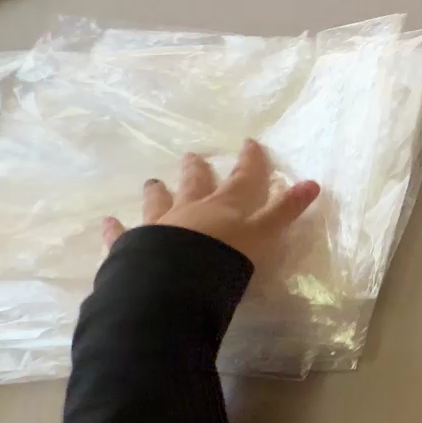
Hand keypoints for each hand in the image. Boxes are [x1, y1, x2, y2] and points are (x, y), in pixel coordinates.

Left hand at [102, 139, 320, 271]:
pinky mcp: (135, 246)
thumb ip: (286, 210)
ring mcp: (161, 226)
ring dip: (158, 192)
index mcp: (226, 205)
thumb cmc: (227, 255)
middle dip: (197, 171)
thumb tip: (313, 183)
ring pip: (160, 203)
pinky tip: (107, 221)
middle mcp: (193, 209)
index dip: (250, 161)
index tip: (249, 142)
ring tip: (153, 181)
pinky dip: (116, 228)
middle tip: (192, 156)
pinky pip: (124, 234)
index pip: (243, 178)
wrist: (177, 280)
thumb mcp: (266, 233)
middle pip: (196, 185)